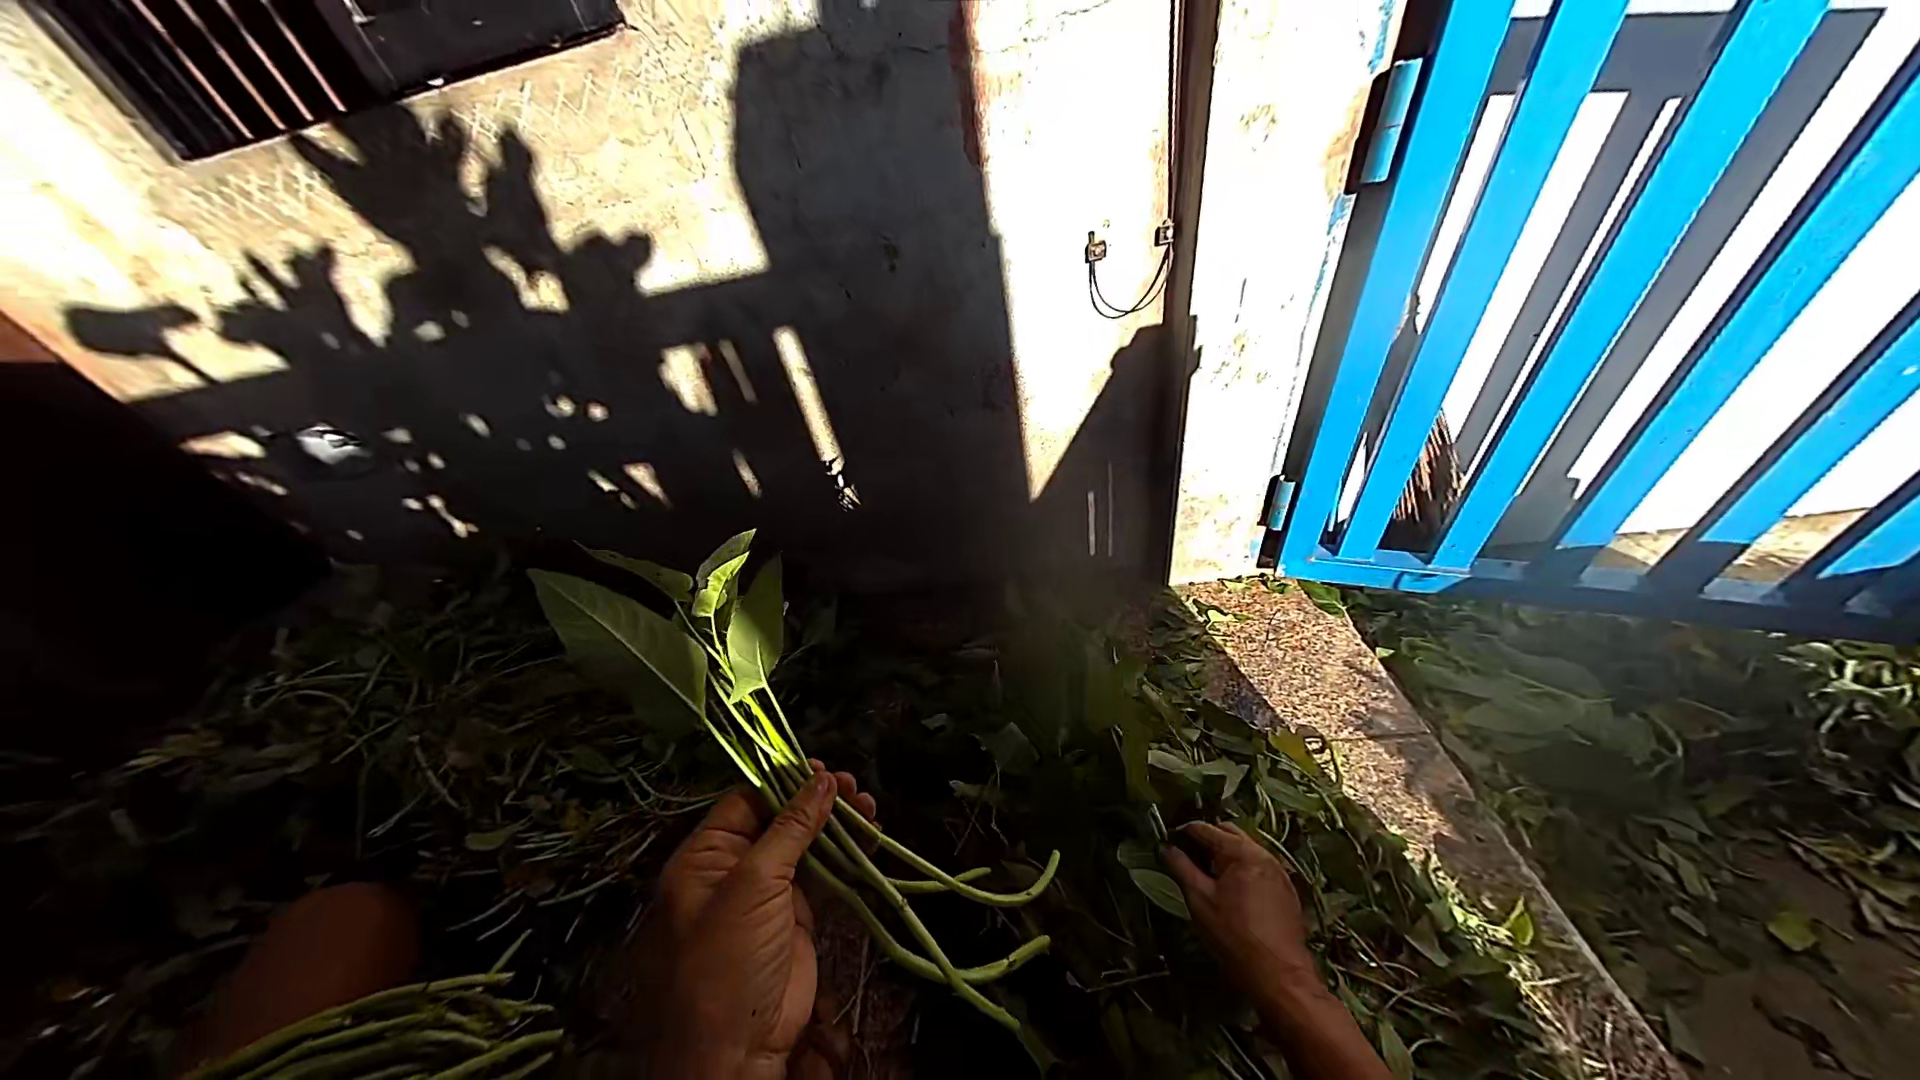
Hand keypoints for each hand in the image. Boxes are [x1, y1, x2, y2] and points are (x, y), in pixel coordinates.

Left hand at [638, 761, 875, 1079]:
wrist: (736, 1052)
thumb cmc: (727, 959)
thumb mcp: (752, 884)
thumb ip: (790, 827)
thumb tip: (820, 780)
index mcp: (706, 856)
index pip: (747, 800)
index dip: (784, 780)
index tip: (821, 767)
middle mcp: (735, 868)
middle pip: (781, 818)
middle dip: (817, 800)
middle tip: (851, 785)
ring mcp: (768, 892)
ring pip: (807, 842)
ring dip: (837, 823)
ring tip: (868, 805)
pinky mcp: (797, 914)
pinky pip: (825, 872)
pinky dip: (847, 854)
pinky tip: (870, 837)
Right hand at [1165, 822, 1391, 1079]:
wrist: (1280, 977)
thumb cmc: (1234, 936)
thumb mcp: (1199, 899)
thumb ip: (1180, 867)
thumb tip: (1167, 848)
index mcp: (1241, 851)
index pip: (1204, 828)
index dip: (1182, 833)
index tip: (1168, 844)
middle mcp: (1263, 854)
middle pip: (1227, 833)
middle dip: (1206, 841)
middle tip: (1188, 860)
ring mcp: (1278, 871)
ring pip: (1244, 850)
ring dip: (1224, 855)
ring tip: (1207, 877)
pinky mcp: (1286, 890)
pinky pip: (1258, 867)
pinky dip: (1241, 869)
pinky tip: (1231, 892)